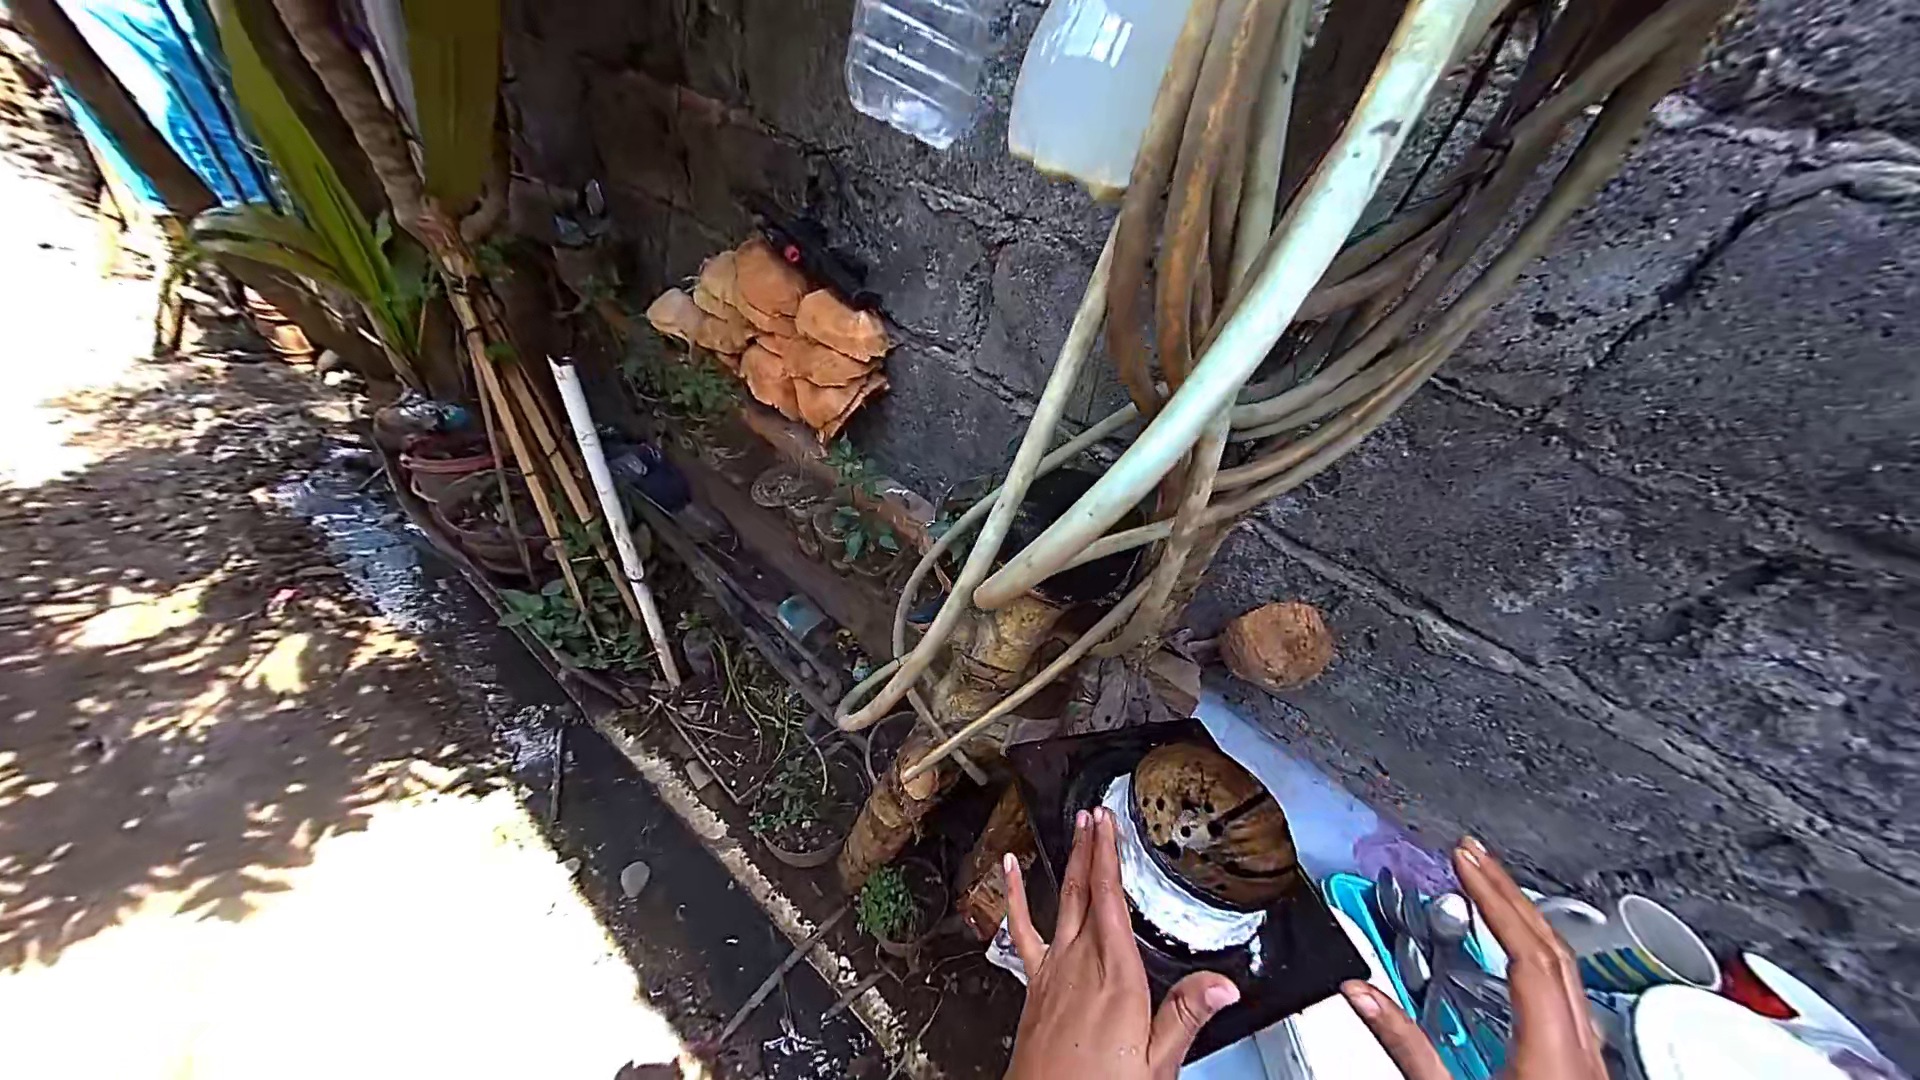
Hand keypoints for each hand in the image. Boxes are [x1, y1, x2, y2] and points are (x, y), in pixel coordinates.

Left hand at [1002, 806, 1240, 1079]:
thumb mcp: (1159, 1062)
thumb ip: (1187, 1014)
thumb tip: (1223, 985)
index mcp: (1115, 972)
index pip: (1110, 895)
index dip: (1108, 853)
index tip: (1108, 822)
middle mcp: (1081, 958)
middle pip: (1086, 887)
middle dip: (1091, 846)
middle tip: (1094, 814)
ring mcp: (1054, 964)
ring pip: (1062, 898)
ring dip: (1069, 860)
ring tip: (1073, 829)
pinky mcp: (1035, 977)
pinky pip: (1021, 926)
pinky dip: (1013, 892)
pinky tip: (1008, 866)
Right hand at [1342, 837, 1607, 1079]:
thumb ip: (1406, 1046)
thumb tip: (1358, 990)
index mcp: (1553, 1057)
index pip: (1526, 953)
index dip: (1492, 898)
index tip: (1461, 859)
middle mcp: (1582, 1055)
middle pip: (1553, 952)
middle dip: (1509, 892)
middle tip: (1471, 853)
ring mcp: (1588, 1065)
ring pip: (1566, 972)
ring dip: (1524, 918)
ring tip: (1489, 886)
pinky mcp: (1580, 1072)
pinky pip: (1563, 994)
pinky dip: (1533, 952)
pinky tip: (1514, 951)